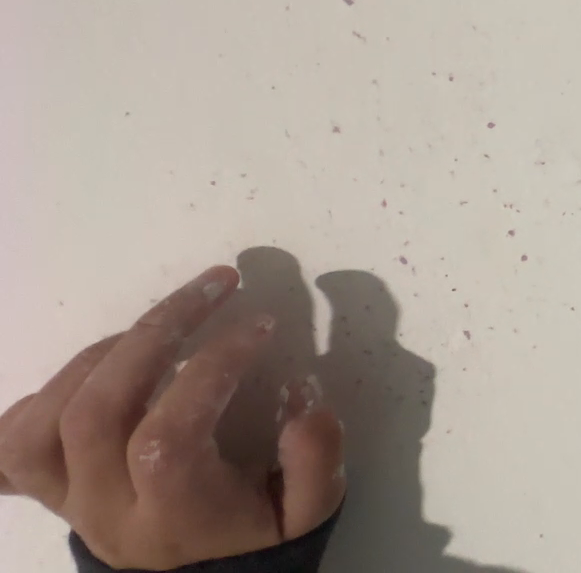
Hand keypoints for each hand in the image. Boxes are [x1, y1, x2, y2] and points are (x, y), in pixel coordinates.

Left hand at [0, 266, 345, 569]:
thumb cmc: (261, 530)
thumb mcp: (312, 508)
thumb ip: (317, 460)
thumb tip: (303, 396)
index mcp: (172, 510)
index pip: (168, 433)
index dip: (212, 367)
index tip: (264, 322)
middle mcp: (103, 505)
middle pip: (94, 412)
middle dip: (157, 330)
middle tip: (218, 283)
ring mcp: (64, 497)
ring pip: (41, 422)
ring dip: (103, 352)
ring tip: (167, 316)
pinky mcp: (48, 488)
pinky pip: (9, 443)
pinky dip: (44, 393)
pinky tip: (104, 365)